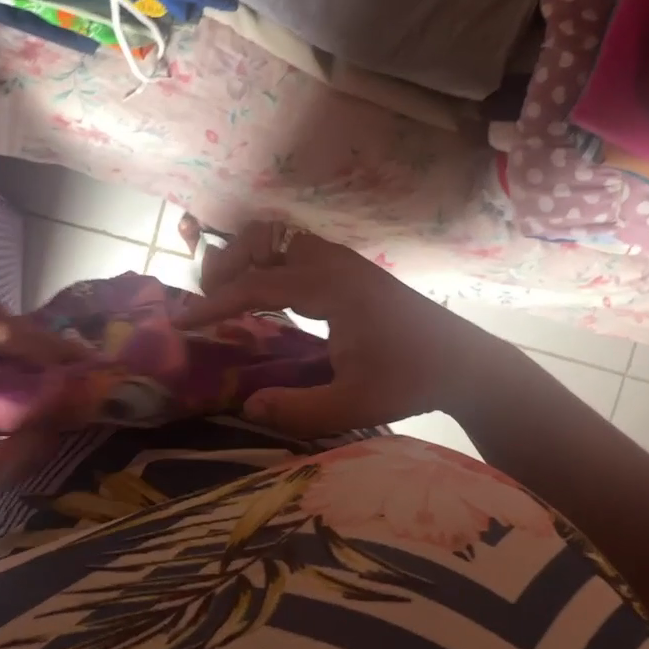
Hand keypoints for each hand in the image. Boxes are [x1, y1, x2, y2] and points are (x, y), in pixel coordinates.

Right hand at [174, 222, 506, 438]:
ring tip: (232, 299)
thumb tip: (247, 407)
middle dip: (228, 263)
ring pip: (280, 238)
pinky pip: (295, 251)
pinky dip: (269, 264)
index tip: (183, 321)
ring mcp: (343, 260)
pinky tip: (268, 302)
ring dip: (248, 259)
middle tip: (212, 303)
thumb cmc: (411, 380)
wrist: (465, 361)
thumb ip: (299, 411)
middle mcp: (333, 262)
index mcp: (331, 287)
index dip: (215, 302)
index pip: (257, 283)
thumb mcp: (355, 405)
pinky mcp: (350, 269)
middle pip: (264, 237)